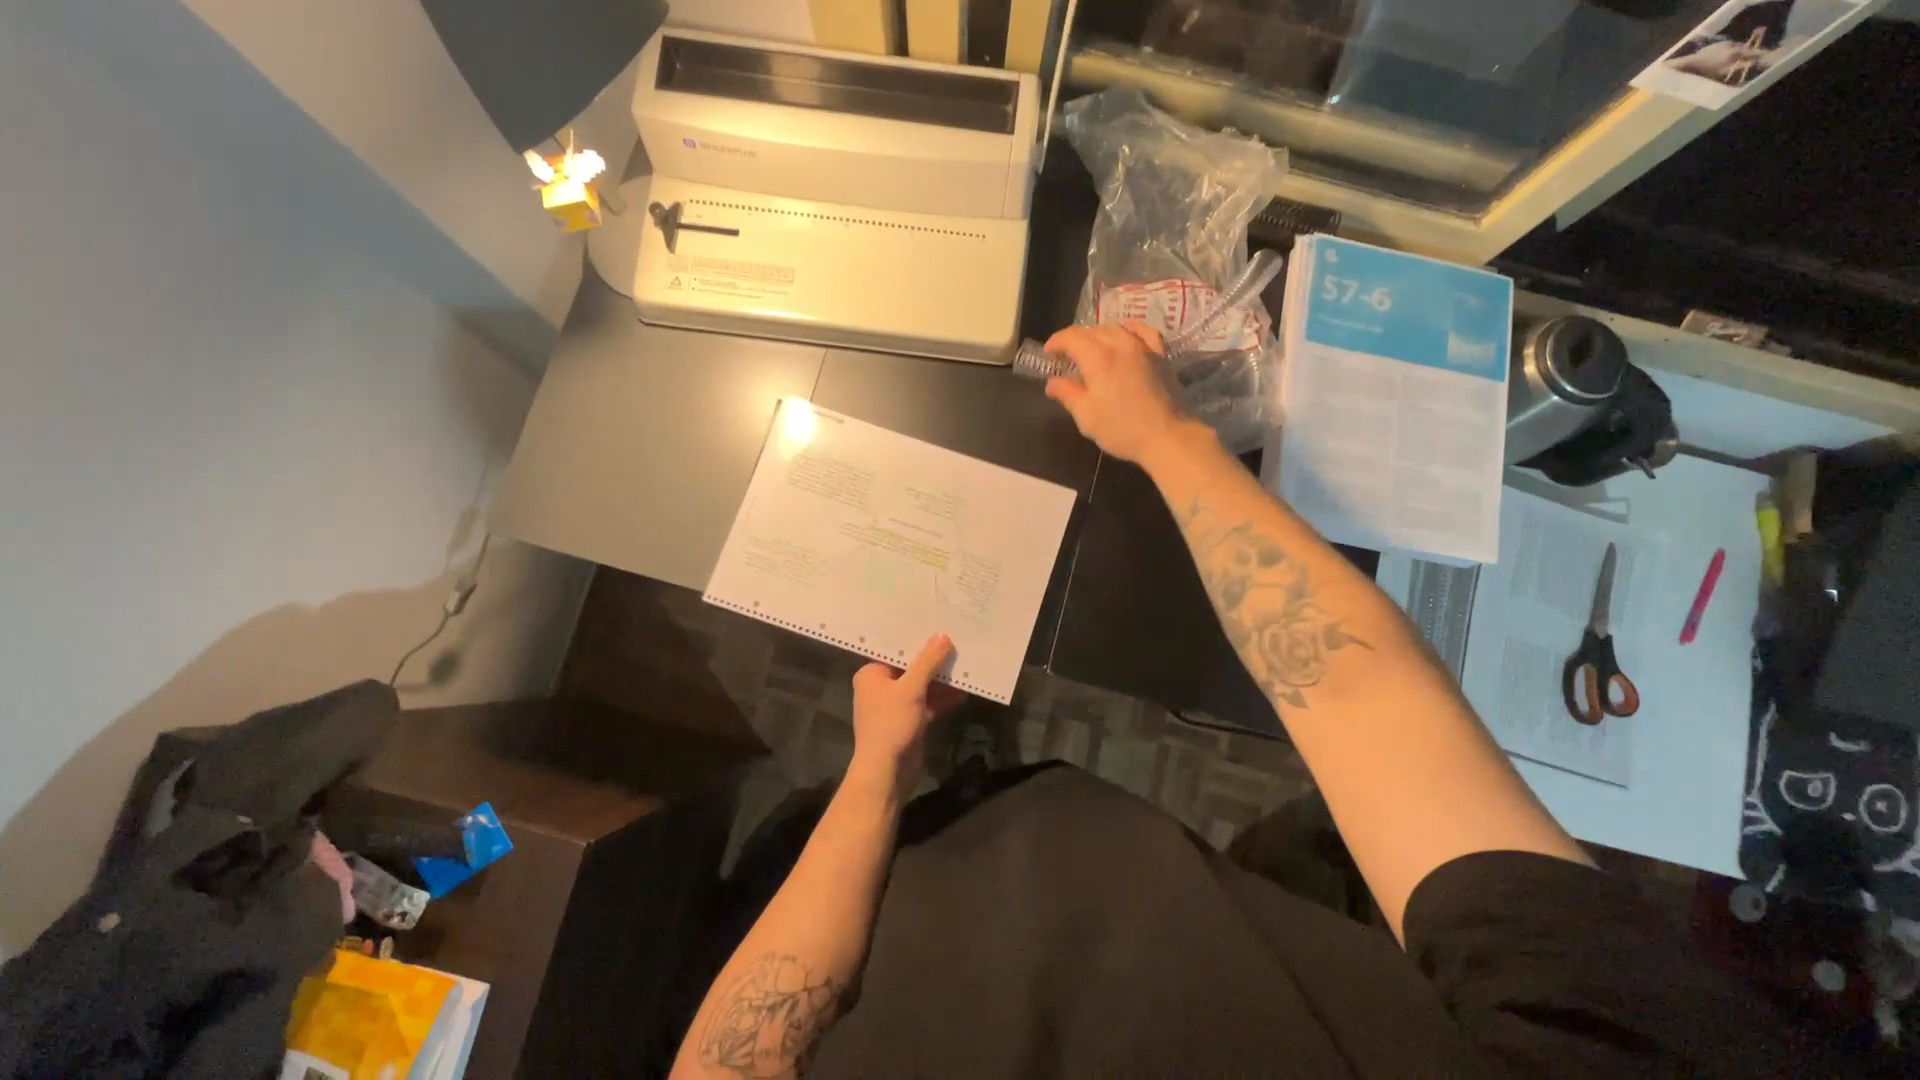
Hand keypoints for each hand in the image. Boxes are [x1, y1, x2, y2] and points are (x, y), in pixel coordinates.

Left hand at [849, 633, 959, 794]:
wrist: (887, 771)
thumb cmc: (891, 723)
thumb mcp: (911, 688)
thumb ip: (927, 662)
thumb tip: (942, 637)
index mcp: (871, 674)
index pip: (894, 650)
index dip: (915, 639)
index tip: (936, 624)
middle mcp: (880, 687)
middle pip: (910, 667)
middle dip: (932, 659)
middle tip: (956, 640)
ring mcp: (895, 706)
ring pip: (921, 686)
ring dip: (940, 680)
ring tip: (965, 663)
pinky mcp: (909, 721)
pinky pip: (927, 703)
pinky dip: (941, 698)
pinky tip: (963, 691)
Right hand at [1042, 324, 1209, 467]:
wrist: (1168, 436)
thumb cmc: (1122, 429)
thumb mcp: (1086, 416)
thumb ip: (1067, 394)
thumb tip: (1052, 382)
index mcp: (1098, 358)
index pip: (1071, 337)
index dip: (1056, 342)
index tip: (1048, 354)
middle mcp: (1120, 344)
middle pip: (1092, 330)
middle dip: (1075, 340)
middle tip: (1066, 357)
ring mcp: (1144, 347)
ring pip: (1116, 328)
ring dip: (1098, 335)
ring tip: (1091, 351)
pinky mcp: (1160, 355)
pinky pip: (1142, 332)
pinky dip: (1128, 330)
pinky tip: (1125, 338)